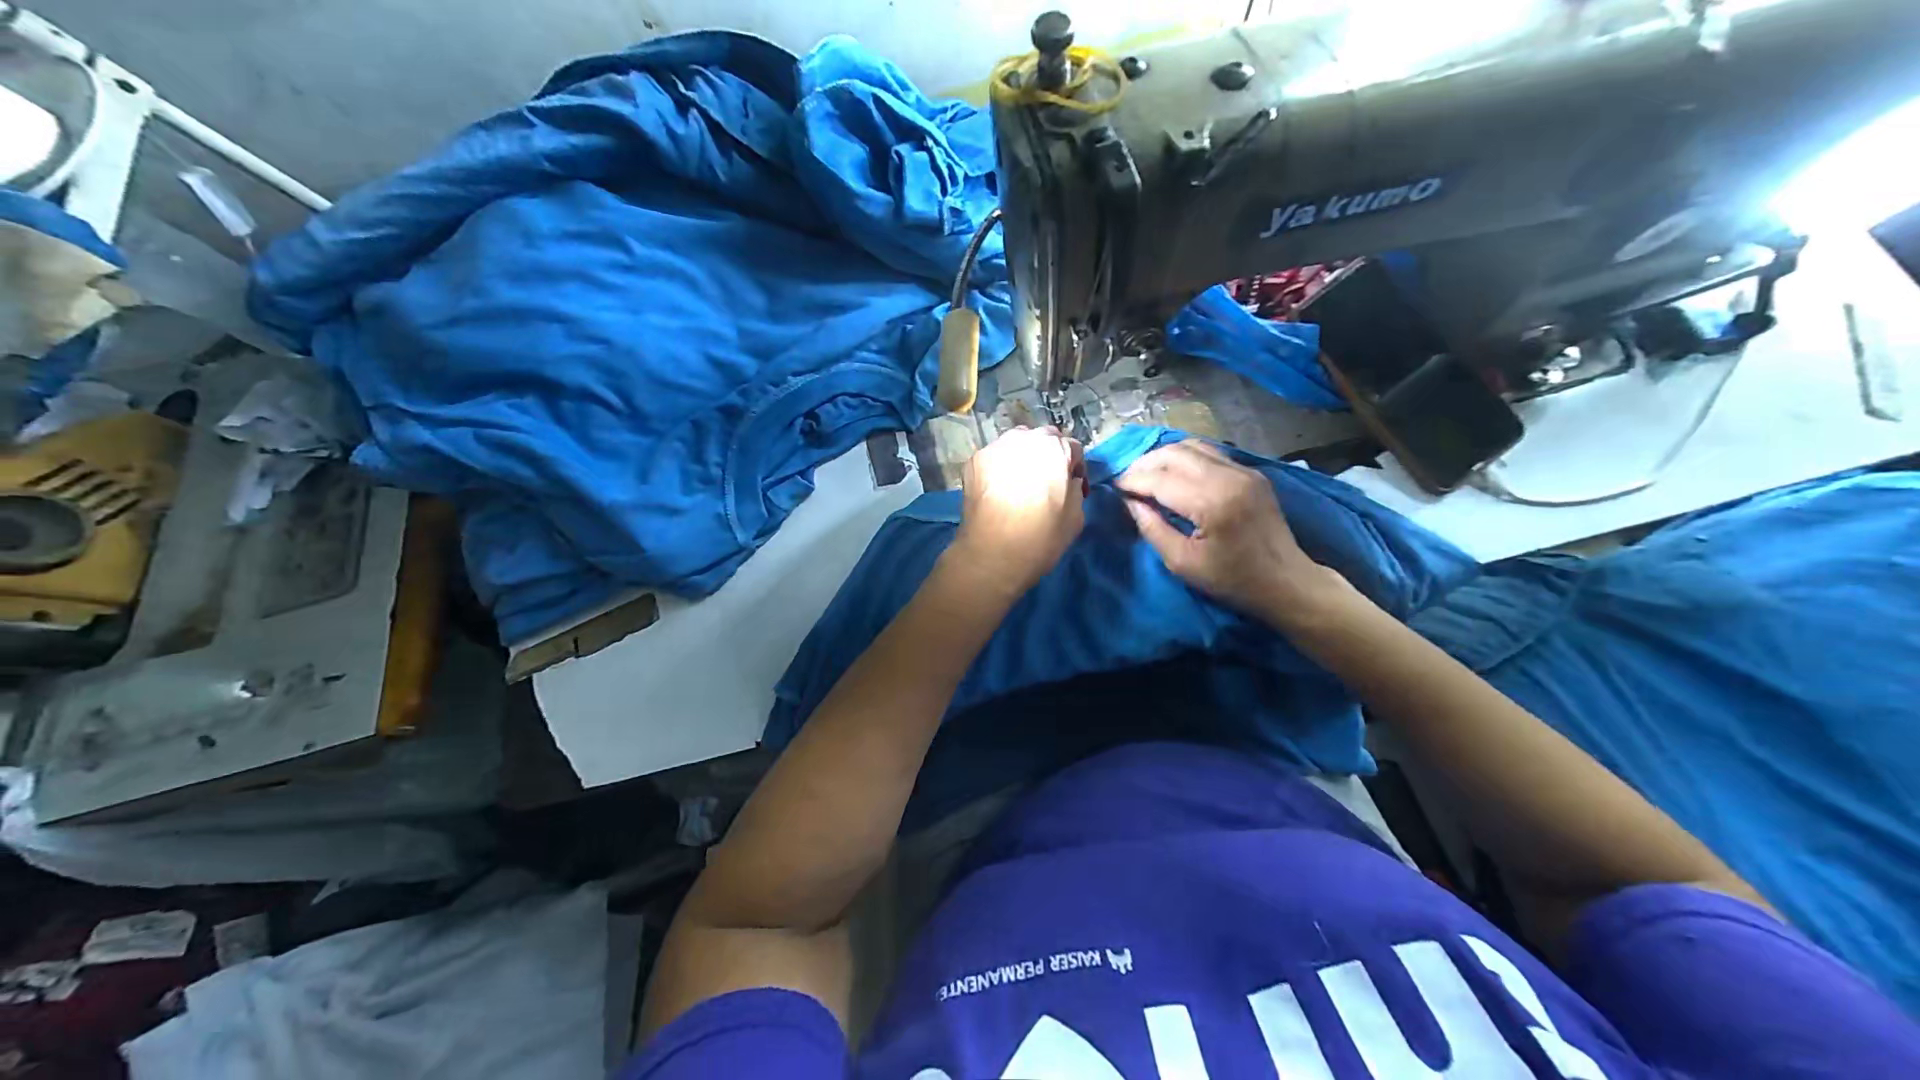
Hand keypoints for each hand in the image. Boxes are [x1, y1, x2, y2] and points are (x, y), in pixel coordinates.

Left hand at [947, 426, 1086, 599]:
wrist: (993, 553)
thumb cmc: (1042, 537)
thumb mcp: (1076, 516)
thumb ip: (1075, 488)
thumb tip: (1067, 481)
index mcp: (1056, 448)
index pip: (1072, 448)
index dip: (1074, 469)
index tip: (1072, 487)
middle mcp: (1025, 438)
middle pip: (1043, 440)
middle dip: (1048, 458)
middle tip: (1046, 484)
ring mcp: (996, 447)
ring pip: (1016, 445)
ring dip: (1022, 459)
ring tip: (1020, 485)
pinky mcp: (974, 461)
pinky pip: (994, 458)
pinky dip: (1000, 469)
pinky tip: (1000, 490)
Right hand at [1115, 440, 1349, 623]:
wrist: (1287, 582)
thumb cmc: (1232, 580)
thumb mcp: (1182, 563)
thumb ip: (1151, 528)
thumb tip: (1130, 502)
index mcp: (1211, 501)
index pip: (1159, 479)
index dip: (1132, 481)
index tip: (1113, 488)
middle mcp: (1228, 476)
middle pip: (1174, 453)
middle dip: (1144, 464)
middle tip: (1128, 481)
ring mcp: (1243, 471)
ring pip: (1192, 446)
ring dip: (1165, 457)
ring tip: (1147, 475)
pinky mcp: (1252, 473)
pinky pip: (1210, 453)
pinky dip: (1186, 457)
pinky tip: (1175, 474)